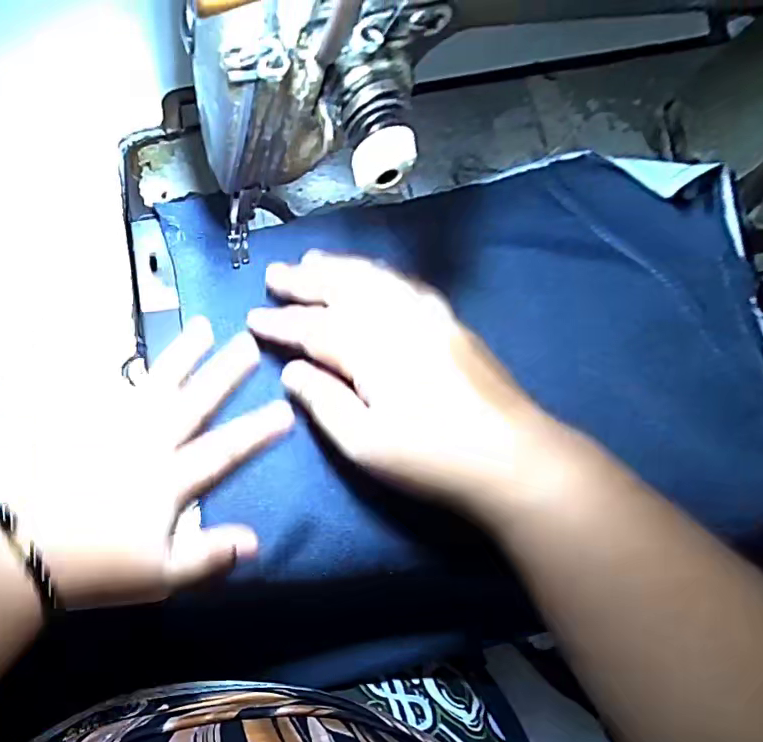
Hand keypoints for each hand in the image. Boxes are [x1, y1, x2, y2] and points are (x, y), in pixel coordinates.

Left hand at [10, 318, 293, 608]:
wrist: (32, 553)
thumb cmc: (102, 569)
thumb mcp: (162, 575)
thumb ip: (209, 556)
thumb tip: (255, 540)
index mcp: (169, 481)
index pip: (223, 451)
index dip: (256, 432)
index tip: (286, 409)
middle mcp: (146, 444)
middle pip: (193, 403)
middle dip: (225, 373)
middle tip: (249, 342)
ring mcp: (111, 429)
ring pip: (154, 384)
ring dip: (181, 355)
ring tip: (202, 328)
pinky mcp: (79, 426)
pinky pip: (99, 386)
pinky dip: (113, 364)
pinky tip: (124, 345)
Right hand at [246, 251, 591, 522]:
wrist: (511, 457)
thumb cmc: (428, 457)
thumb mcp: (363, 443)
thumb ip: (323, 402)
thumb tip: (293, 371)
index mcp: (371, 348)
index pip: (315, 327)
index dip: (281, 322)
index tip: (252, 318)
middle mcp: (399, 318)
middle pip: (345, 288)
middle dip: (307, 280)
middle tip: (275, 274)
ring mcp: (430, 315)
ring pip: (376, 279)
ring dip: (341, 269)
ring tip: (314, 262)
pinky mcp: (450, 322)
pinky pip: (402, 284)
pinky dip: (376, 275)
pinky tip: (370, 278)